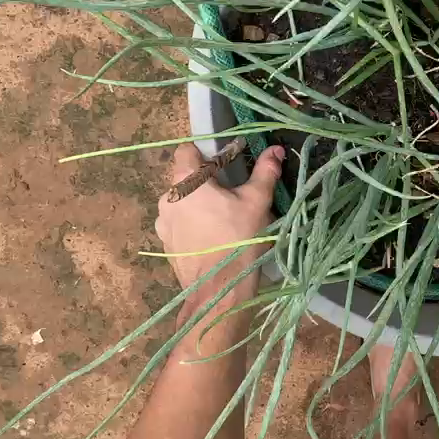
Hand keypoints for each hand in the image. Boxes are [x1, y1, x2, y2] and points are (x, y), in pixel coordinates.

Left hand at [155, 142, 284, 316]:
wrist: (219, 288)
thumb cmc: (239, 238)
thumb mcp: (257, 201)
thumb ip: (265, 171)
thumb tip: (275, 150)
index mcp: (186, 182)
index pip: (187, 150)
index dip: (208, 153)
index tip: (228, 164)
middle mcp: (167, 199)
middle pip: (186, 177)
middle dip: (207, 181)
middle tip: (233, 193)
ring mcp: (163, 223)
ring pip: (182, 202)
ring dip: (200, 203)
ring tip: (224, 218)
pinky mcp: (165, 244)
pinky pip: (179, 223)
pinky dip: (194, 223)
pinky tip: (213, 237)